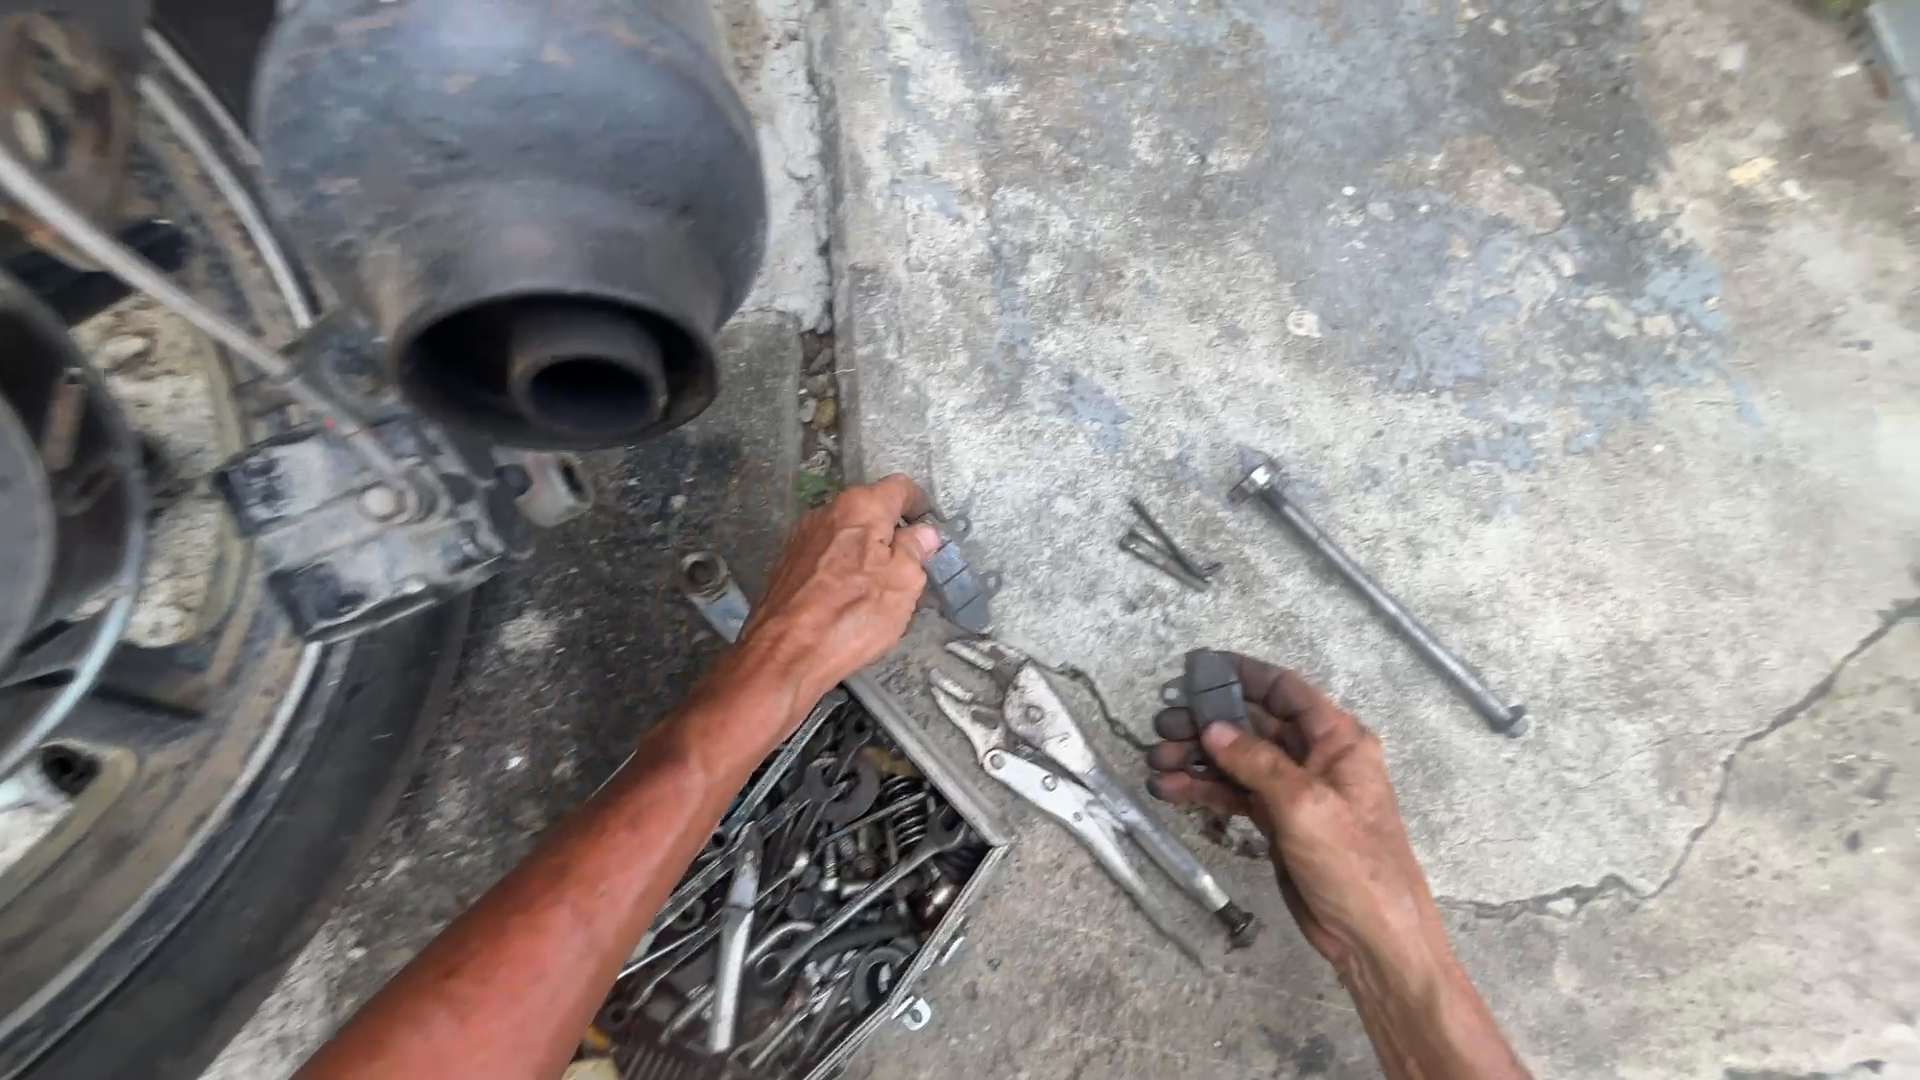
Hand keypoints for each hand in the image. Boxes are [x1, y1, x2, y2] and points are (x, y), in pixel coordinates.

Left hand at [728, 474, 939, 714]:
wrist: (784, 654)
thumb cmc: (849, 617)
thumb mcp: (903, 584)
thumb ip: (916, 550)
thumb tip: (923, 533)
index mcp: (861, 507)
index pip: (900, 487)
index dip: (919, 506)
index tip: (927, 530)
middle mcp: (827, 512)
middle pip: (871, 511)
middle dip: (891, 534)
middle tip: (908, 570)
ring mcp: (802, 537)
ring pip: (847, 535)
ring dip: (865, 554)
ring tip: (876, 592)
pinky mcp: (787, 563)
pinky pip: (826, 556)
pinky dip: (842, 569)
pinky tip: (846, 601)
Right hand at [1144, 656, 1445, 977]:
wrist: (1373, 940)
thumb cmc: (1354, 863)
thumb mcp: (1305, 804)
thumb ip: (1256, 761)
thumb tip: (1211, 729)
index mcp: (1336, 740)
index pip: (1284, 690)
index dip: (1242, 673)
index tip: (1197, 668)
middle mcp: (1312, 756)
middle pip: (1250, 723)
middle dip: (1204, 721)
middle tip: (1162, 726)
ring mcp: (1291, 788)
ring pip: (1234, 758)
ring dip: (1195, 757)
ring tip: (1156, 761)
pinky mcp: (1274, 818)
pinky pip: (1231, 791)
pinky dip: (1201, 789)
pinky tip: (1169, 790)